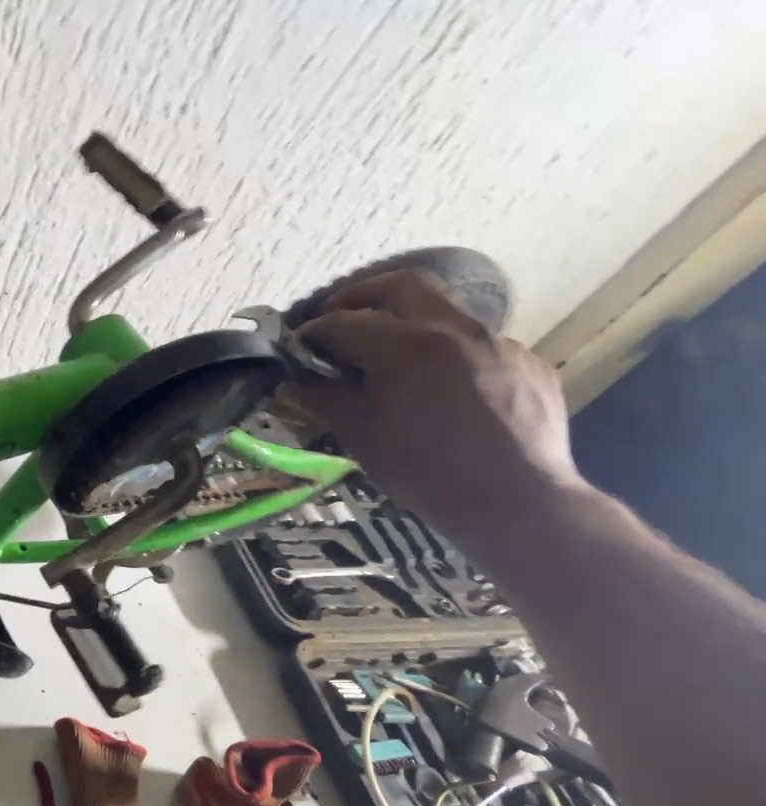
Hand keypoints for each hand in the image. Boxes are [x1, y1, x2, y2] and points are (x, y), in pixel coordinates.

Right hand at [291, 270, 585, 531]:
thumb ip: (326, 398)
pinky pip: (481, 349)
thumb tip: (298, 381)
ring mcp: (501, 343)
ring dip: (411, 325)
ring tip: (391, 359)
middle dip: (364, 295)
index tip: (297, 345)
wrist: (513, 500)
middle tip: (338, 316)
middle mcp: (457, 330)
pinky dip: (450, 358)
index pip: (346, 322)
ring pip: (447, 315)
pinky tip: (441, 392)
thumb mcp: (359, 434)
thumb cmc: (422, 469)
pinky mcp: (529, 365)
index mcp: (407, 345)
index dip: (314, 331)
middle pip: (406, 285)